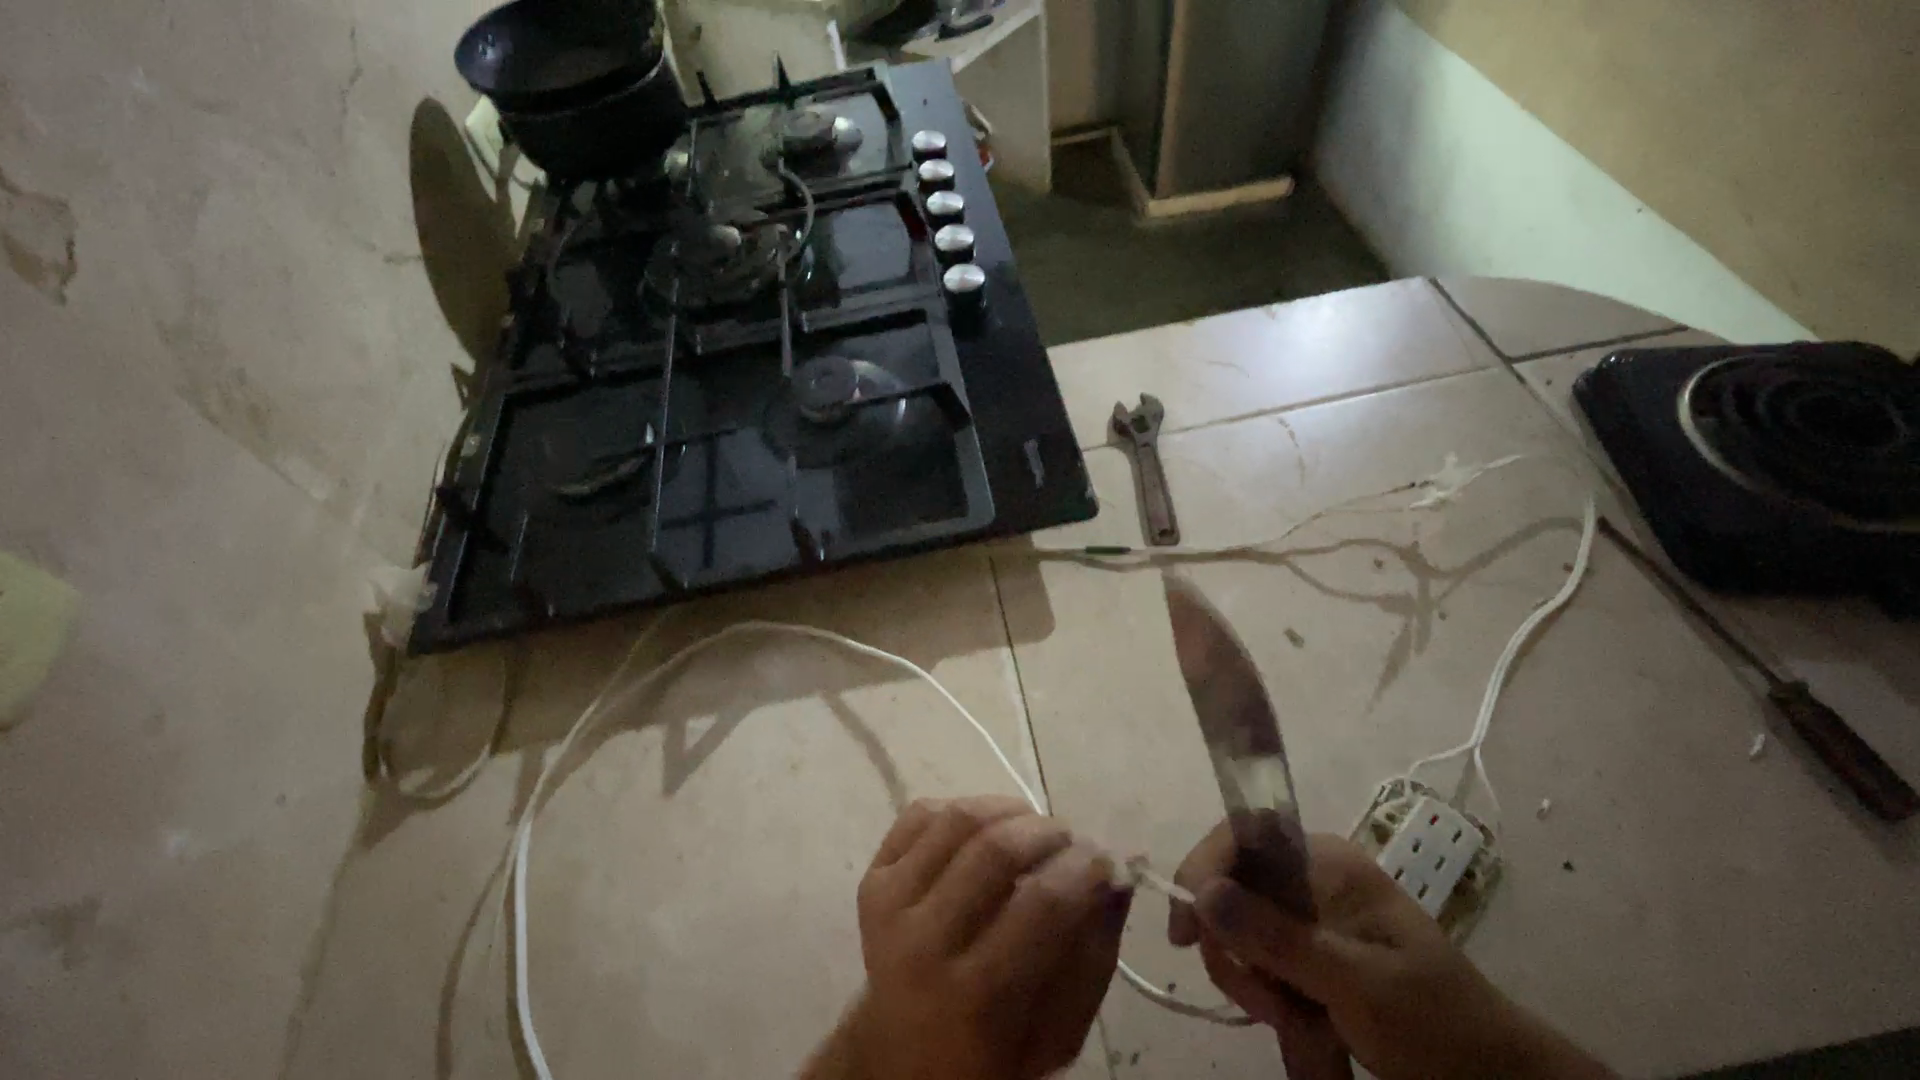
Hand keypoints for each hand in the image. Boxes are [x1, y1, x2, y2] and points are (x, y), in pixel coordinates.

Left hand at [819, 795, 1131, 1079]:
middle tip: (1071, 841)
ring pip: (957, 820)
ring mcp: (889, 904)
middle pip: (995, 850)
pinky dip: (962, 807)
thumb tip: (1118, 874)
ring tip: (1034, 827)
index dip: (1085, 868)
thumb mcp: (1059, 1030)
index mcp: (977, 996)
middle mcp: (924, 943)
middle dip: (1049, 832)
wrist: (903, 1054)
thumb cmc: (994, 1050)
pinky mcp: (871, 879)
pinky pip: (919, 814)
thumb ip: (1093, 954)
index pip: (1043, 904)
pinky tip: (987, 826)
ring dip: (1009, 810)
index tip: (1105, 860)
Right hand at [1168, 822, 1615, 1079]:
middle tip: (1263, 1001)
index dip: (1203, 869)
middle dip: (1231, 945)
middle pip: (1230, 886)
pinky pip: (1255, 956)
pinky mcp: (1307, 948)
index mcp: (1328, 862)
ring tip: (1288, 1017)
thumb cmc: (1433, 1021)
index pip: (1242, 834)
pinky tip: (1289, 1017)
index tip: (1185, 931)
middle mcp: (1311, 876)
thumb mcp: (1357, 984)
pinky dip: (1260, 990)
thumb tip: (1202, 892)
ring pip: (1235, 927)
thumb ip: (1279, 938)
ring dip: (1247, 977)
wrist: (1490, 1074)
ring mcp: (1309, 914)